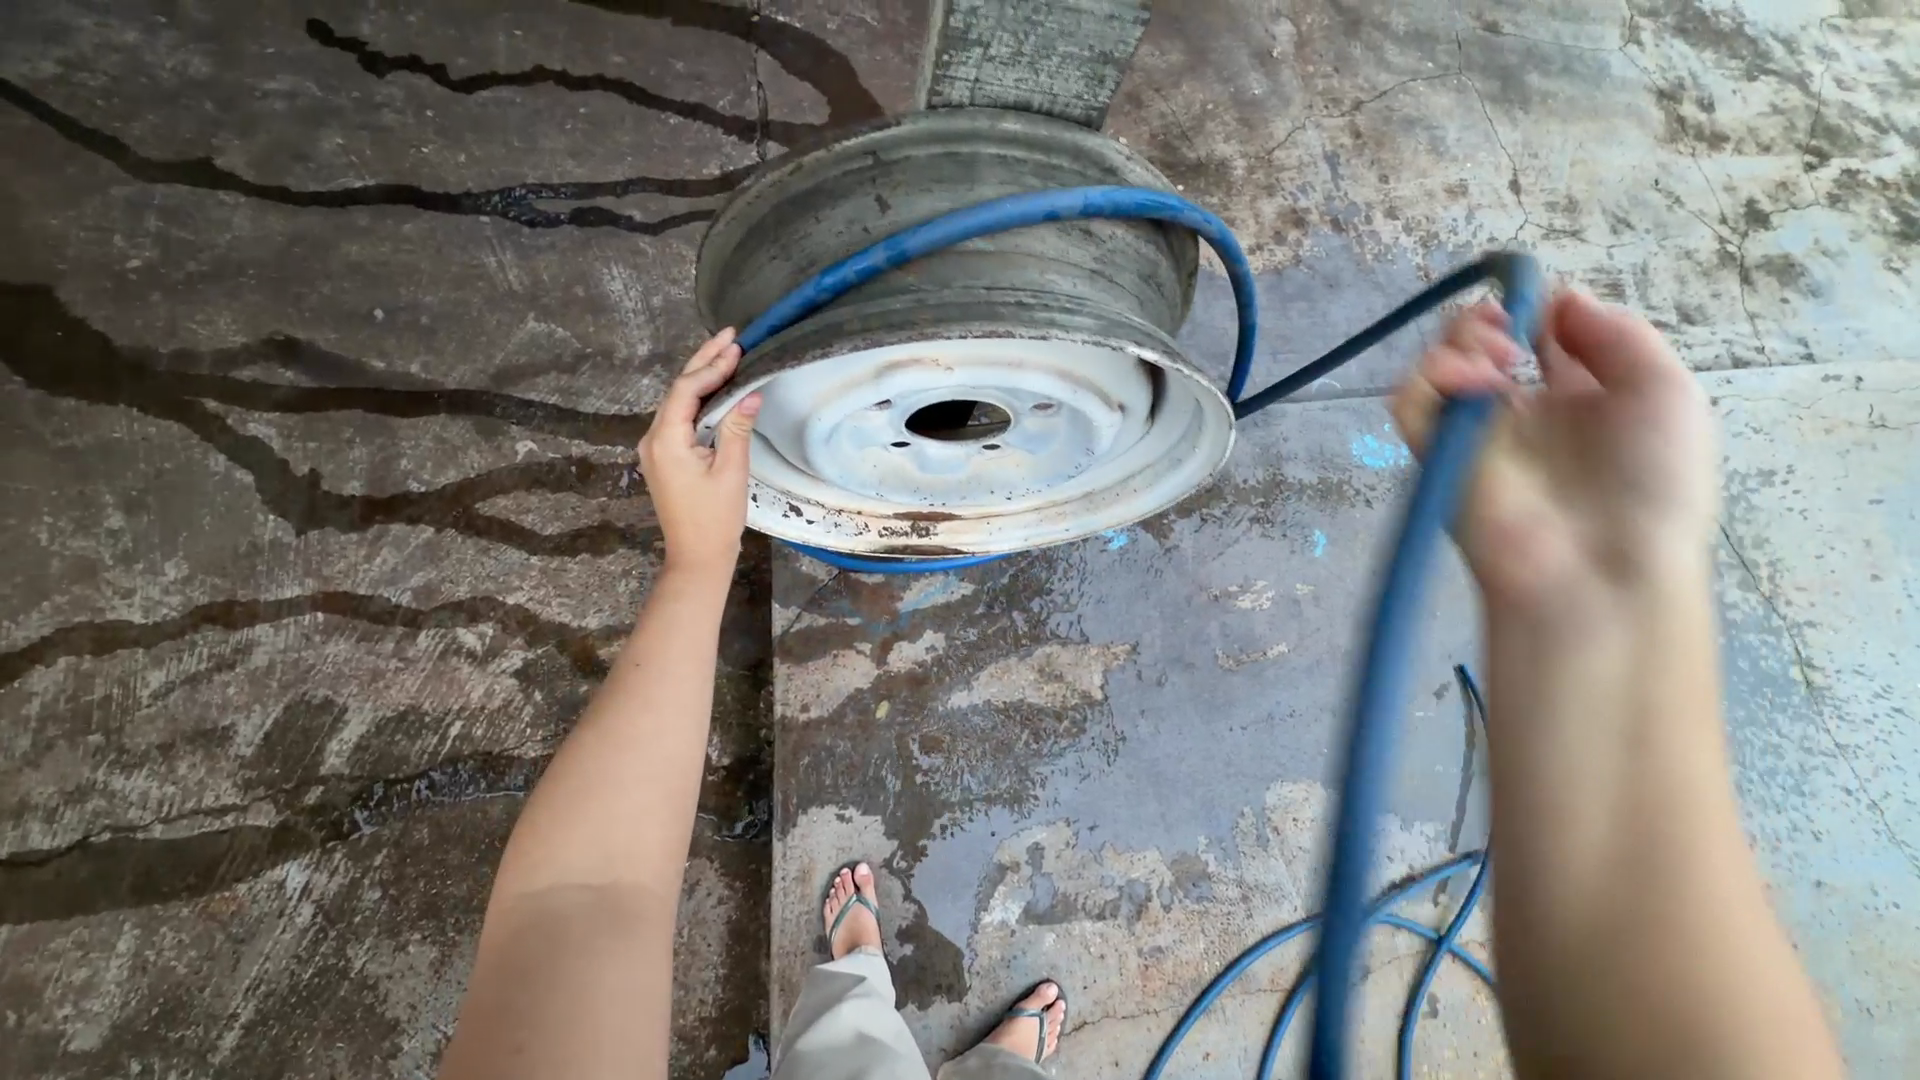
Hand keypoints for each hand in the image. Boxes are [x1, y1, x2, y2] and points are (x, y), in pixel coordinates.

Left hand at [637, 328, 761, 579]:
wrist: (697, 556)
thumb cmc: (715, 518)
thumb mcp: (731, 471)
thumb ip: (737, 429)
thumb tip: (750, 394)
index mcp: (665, 440)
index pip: (686, 390)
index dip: (711, 366)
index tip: (736, 347)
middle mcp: (653, 439)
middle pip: (678, 391)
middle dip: (704, 362)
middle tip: (729, 336)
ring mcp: (655, 449)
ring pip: (678, 403)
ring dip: (702, 379)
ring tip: (726, 355)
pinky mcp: (664, 458)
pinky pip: (680, 419)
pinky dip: (699, 400)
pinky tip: (716, 390)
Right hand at [1391, 290, 1716, 615]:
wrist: (1599, 565)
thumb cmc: (1650, 482)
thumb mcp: (1667, 393)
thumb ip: (1619, 336)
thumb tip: (1561, 298)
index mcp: (1577, 396)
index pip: (1539, 336)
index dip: (1536, 308)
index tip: (1542, 303)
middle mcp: (1519, 409)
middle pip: (1480, 343)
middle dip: (1487, 320)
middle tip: (1505, 333)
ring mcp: (1472, 433)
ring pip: (1438, 365)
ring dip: (1458, 343)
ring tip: (1493, 360)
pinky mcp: (1433, 454)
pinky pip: (1407, 404)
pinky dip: (1424, 379)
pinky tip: (1466, 383)